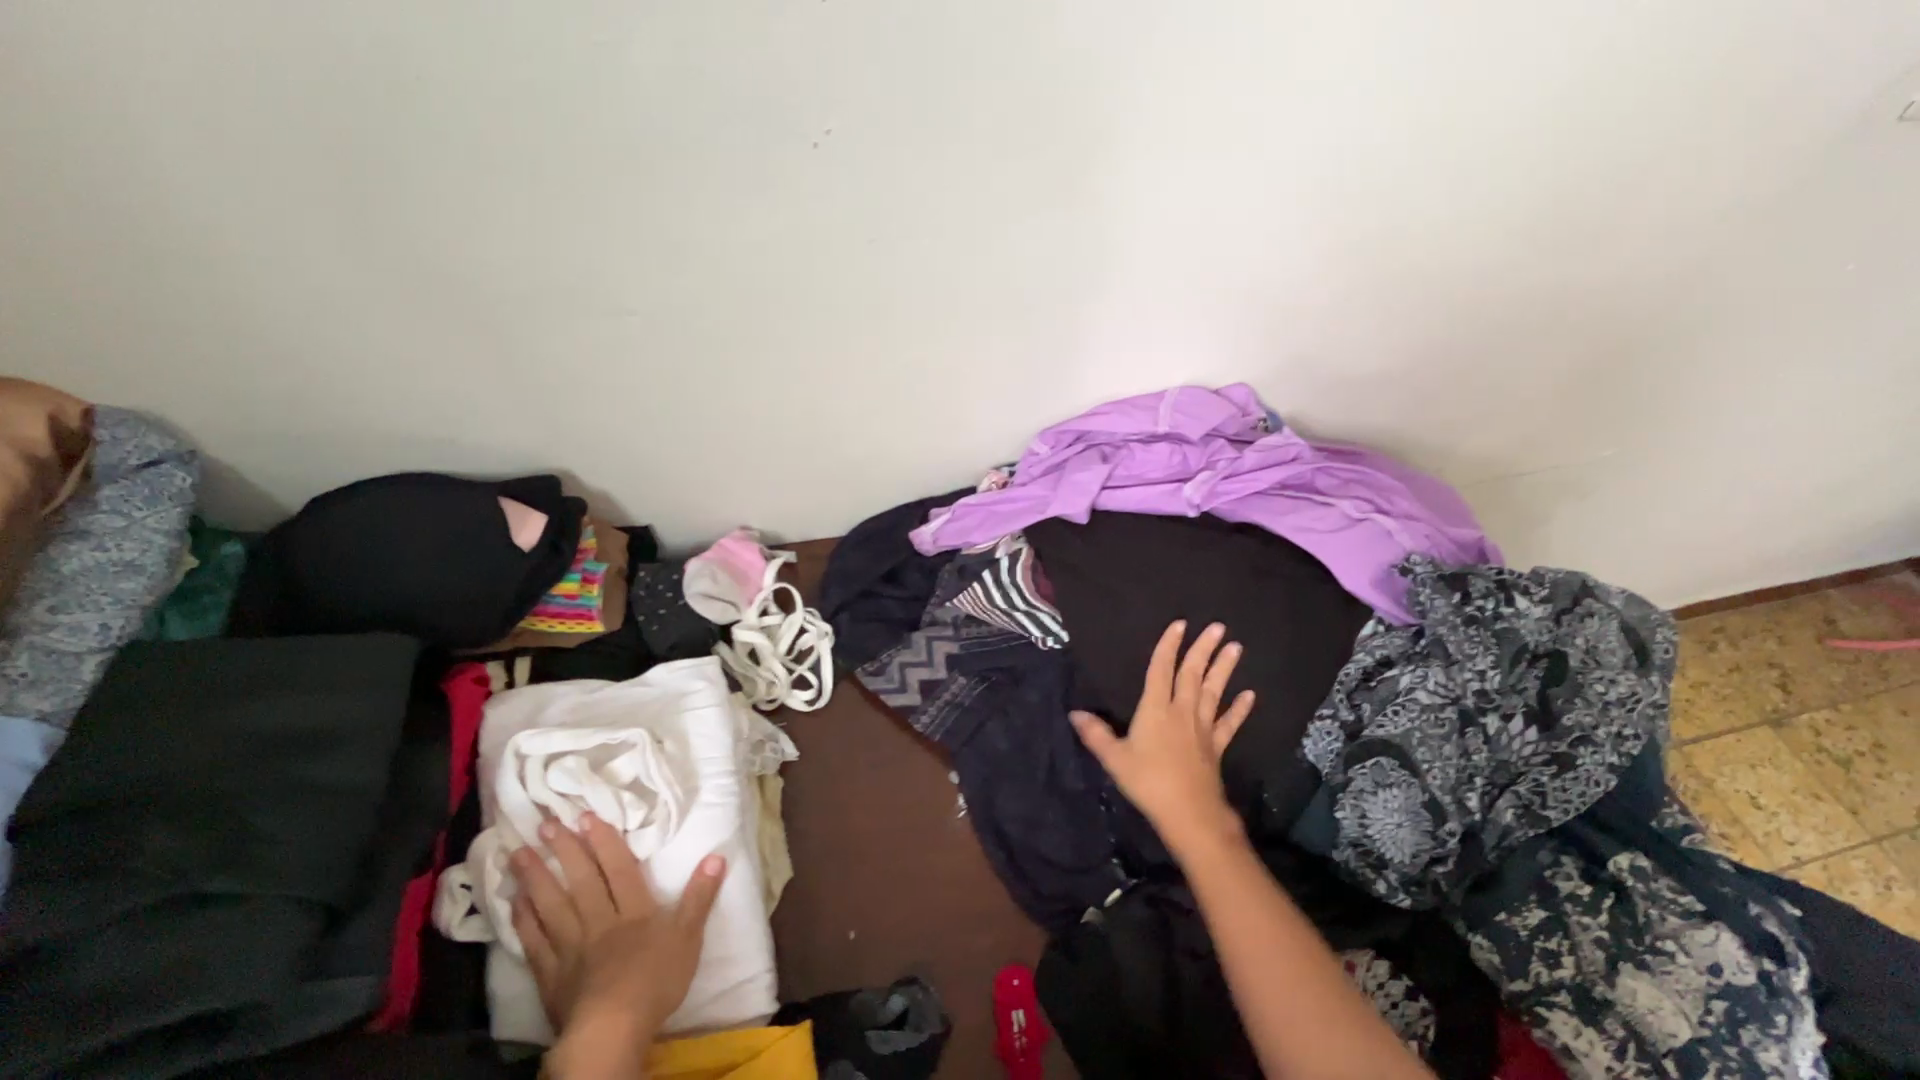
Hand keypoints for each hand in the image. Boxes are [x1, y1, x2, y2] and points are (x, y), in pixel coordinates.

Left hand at [510, 812, 726, 1075]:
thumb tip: (717, 856)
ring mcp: (571, 947)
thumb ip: (700, 897)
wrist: (613, 1028)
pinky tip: (514, 903)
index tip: (585, 816)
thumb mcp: (689, 937)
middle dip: (565, 851)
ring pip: (551, 906)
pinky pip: (534, 942)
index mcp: (634, 911)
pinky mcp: (551, 975)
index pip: (619, 868)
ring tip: (518, 854)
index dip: (604, 841)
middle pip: (581, 881)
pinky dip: (524, 922)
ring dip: (536, 879)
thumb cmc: (657, 981)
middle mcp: (599, 921)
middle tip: (544, 825)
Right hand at [1071, 620, 1254, 854]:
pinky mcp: (1216, 746)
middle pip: (1192, 675)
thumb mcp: (1114, 758)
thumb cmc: (1147, 782)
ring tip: (1236, 648)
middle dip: (1203, 649)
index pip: (1161, 670)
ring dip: (1224, 669)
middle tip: (1218, 627)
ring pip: (1213, 692)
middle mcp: (1181, 712)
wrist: (1188, 812)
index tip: (1180, 624)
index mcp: (1155, 710)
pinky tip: (1250, 695)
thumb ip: (1095, 734)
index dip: (1168, 647)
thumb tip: (1074, 713)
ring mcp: (1202, 728)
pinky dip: (1240, 709)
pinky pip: (1229, 723)